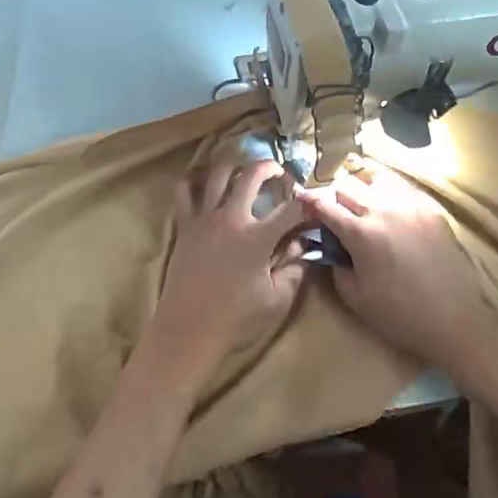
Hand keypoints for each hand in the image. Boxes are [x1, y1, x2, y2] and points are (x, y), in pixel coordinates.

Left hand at [153, 158, 308, 365]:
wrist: (187, 332)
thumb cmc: (235, 320)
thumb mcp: (276, 301)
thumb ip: (294, 270)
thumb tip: (303, 246)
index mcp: (257, 238)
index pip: (290, 209)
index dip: (306, 202)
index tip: (313, 202)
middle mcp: (231, 218)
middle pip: (252, 176)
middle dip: (270, 167)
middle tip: (279, 171)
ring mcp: (204, 218)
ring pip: (218, 174)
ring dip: (235, 165)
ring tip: (244, 169)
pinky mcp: (185, 226)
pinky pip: (184, 191)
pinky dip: (193, 180)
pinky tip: (203, 180)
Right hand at [300, 162, 497, 374]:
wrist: (456, 320)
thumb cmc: (400, 314)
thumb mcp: (355, 297)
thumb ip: (335, 264)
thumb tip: (328, 245)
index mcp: (361, 232)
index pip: (325, 205)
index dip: (309, 201)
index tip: (300, 198)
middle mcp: (383, 209)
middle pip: (347, 186)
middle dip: (333, 195)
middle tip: (331, 208)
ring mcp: (410, 205)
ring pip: (375, 179)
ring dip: (361, 188)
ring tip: (360, 203)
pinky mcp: (431, 209)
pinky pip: (401, 189)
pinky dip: (387, 192)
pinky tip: (387, 208)